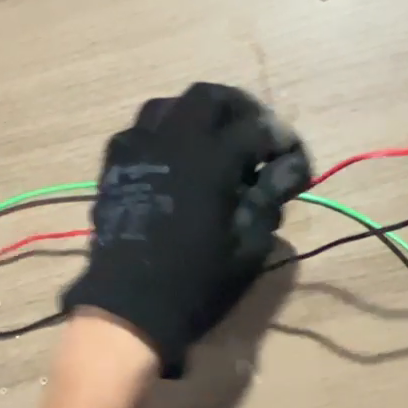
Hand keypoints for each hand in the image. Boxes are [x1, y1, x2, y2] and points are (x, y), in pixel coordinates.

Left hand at [63, 84, 310, 376]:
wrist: (129, 308)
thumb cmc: (195, 284)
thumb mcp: (247, 248)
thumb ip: (267, 200)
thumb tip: (286, 170)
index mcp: (211, 159)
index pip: (257, 129)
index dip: (283, 141)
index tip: (294, 162)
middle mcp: (172, 141)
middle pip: (209, 98)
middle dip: (240, 110)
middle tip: (256, 136)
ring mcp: (137, 150)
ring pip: (167, 107)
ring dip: (196, 116)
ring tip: (214, 142)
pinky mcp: (113, 168)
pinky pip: (138, 132)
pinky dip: (162, 136)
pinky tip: (174, 161)